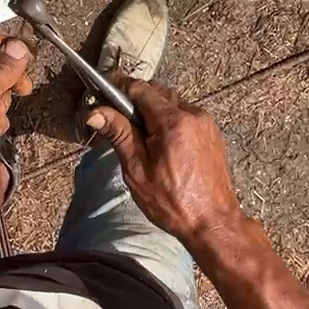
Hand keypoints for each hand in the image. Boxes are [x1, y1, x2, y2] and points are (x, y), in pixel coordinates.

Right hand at [86, 79, 244, 243]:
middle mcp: (193, 115)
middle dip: (135, 100)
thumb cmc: (172, 202)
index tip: (103, 90)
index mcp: (173, 122)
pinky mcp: (211, 133)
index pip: (141, 89)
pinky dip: (168, 120)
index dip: (119, 87)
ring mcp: (206, 123)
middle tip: (116, 119)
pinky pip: (185, 115)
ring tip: (138, 136)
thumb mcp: (137, 170)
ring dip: (152, 110)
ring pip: (172, 103)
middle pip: (157, 92)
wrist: (212, 222)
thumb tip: (95, 113)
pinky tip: (159, 142)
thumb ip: (119, 135)